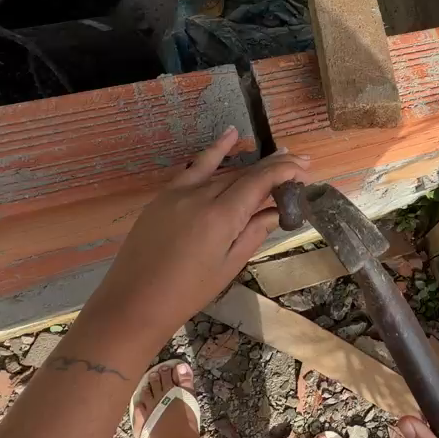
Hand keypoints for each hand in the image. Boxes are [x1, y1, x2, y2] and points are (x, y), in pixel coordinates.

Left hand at [82, 128, 308, 347]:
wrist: (133, 303)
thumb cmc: (189, 292)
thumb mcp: (230, 264)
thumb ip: (255, 232)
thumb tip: (277, 211)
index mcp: (221, 216)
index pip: (260, 181)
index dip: (285, 172)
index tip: (306, 172)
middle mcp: (201, 196)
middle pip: (245, 174)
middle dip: (275, 167)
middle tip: (303, 164)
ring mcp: (179, 193)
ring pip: (224, 171)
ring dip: (253, 163)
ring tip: (281, 154)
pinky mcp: (164, 196)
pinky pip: (195, 168)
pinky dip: (215, 151)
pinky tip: (231, 134)